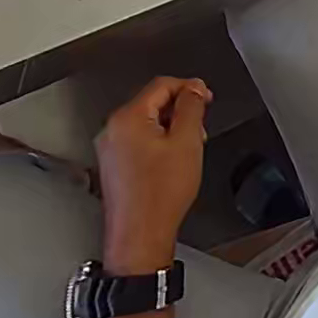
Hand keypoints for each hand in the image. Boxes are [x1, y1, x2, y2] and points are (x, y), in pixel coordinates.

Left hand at [94, 77, 211, 273]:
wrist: (141, 232)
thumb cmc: (161, 193)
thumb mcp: (188, 141)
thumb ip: (192, 107)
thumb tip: (194, 88)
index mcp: (128, 118)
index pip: (161, 85)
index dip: (189, 86)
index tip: (206, 96)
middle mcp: (113, 129)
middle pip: (153, 102)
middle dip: (182, 109)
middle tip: (202, 124)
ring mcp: (111, 147)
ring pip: (148, 121)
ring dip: (173, 126)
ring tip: (190, 146)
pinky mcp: (115, 163)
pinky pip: (140, 139)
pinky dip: (160, 141)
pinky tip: (175, 159)